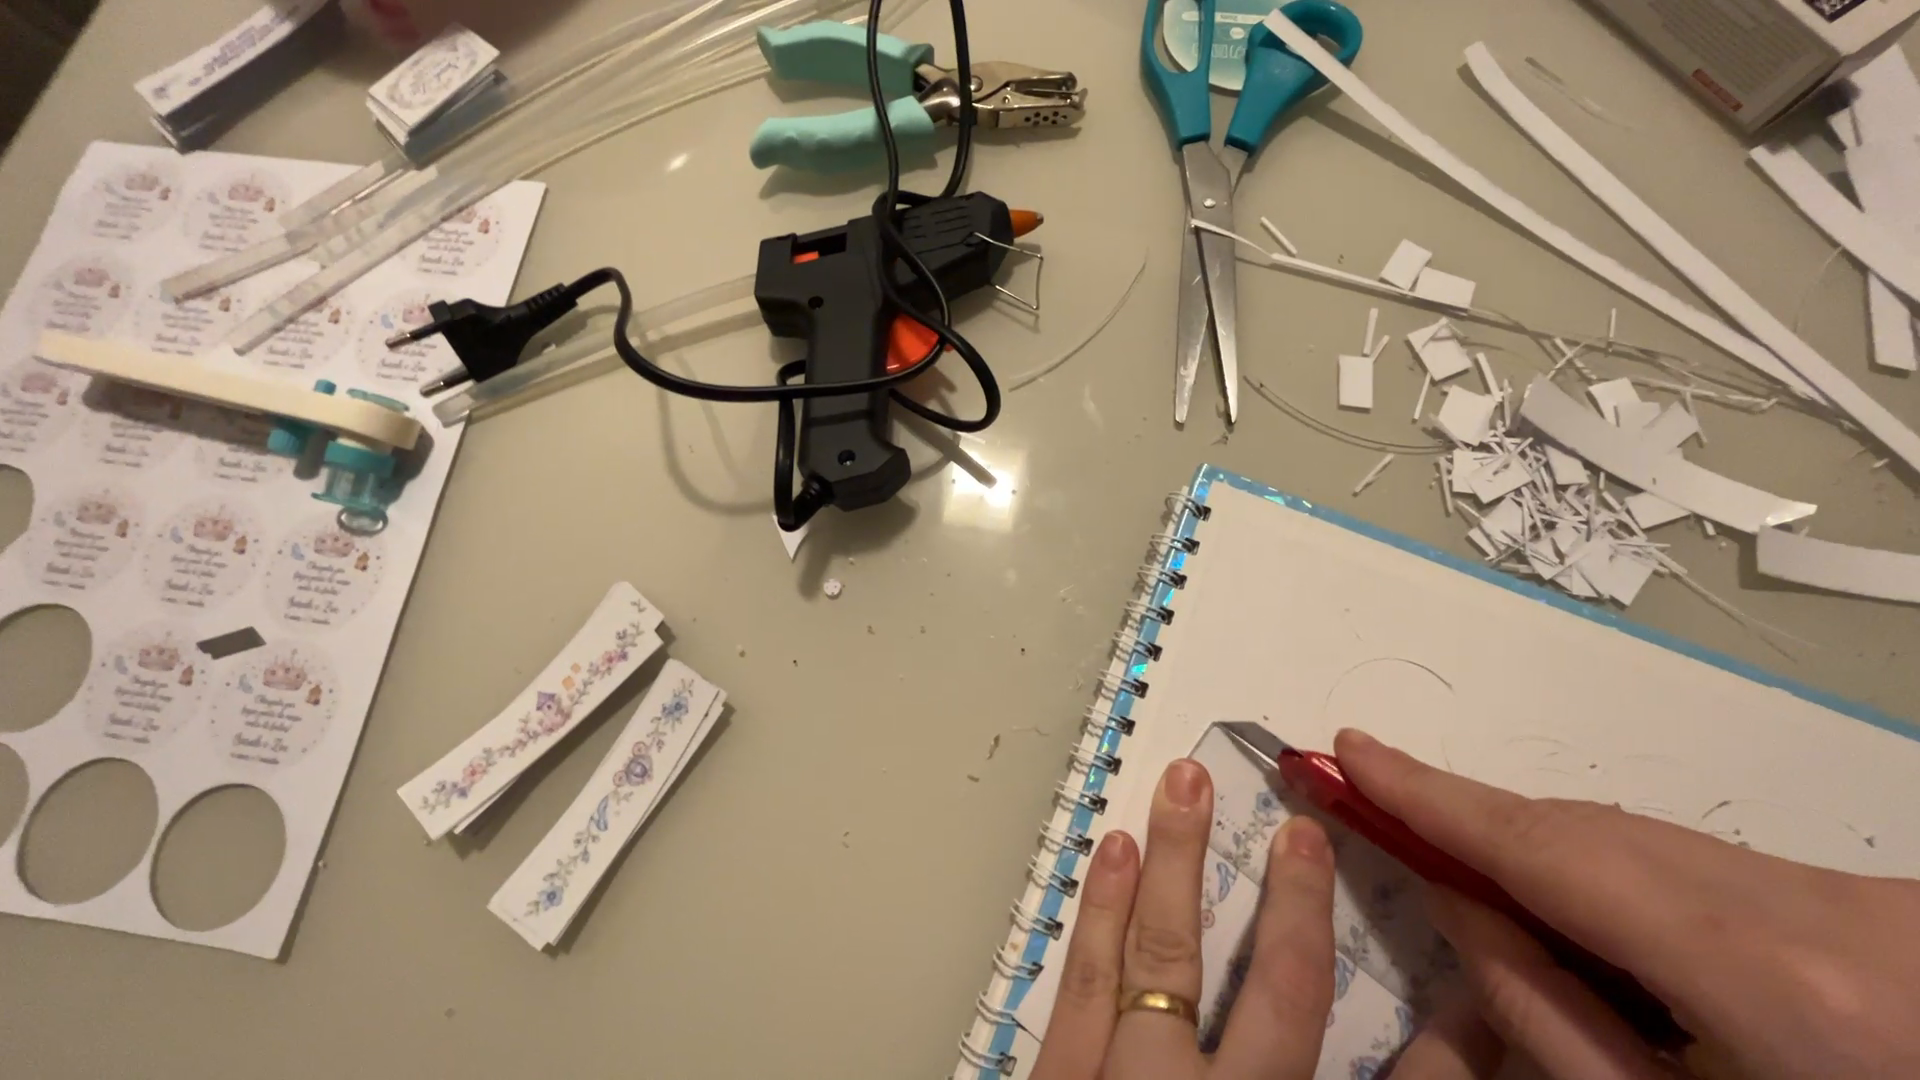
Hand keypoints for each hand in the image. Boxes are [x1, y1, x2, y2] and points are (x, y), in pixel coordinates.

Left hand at [1031, 758, 1505, 1079]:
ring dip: (1177, 866)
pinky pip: (1083, 983)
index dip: (1445, 1042)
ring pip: (1163, 961)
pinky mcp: (1058, 1079)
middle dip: (1291, 909)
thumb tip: (1409, 1067)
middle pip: (1273, 1000)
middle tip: (1302, 831)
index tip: (1474, 976)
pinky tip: (1115, 853)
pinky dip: (1101, 910)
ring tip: (1183, 788)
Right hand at [1335, 729, 1919, 1079]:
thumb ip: (1535, 1006)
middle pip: (1585, 830)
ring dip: (1539, 854)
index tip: (1350, 750)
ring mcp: (1858, 890)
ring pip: (1635, 837)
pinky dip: (1610, 872)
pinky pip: (1689, 857)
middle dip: (1472, 822)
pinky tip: (1585, 916)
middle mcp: (1817, 906)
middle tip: (1378, 812)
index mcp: (1767, 982)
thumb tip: (1447, 896)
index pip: (1546, 850)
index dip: (1432, 796)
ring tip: (1479, 888)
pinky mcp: (1873, 892)